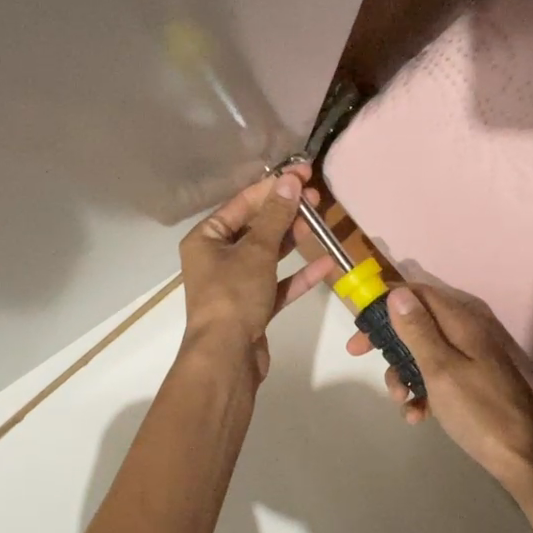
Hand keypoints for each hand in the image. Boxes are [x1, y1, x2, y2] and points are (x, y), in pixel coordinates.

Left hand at [178, 165, 335, 381]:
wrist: (226, 358)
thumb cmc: (233, 297)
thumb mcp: (256, 252)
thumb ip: (275, 217)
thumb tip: (289, 182)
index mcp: (205, 239)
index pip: (242, 203)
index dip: (273, 187)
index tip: (303, 173)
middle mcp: (216, 258)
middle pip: (255, 227)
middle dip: (286, 212)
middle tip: (317, 198)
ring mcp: (234, 285)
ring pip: (268, 255)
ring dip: (293, 239)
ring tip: (321, 222)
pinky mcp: (252, 308)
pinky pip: (277, 284)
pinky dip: (298, 275)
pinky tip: (326, 262)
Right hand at [349, 283, 532, 496]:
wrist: (524, 456)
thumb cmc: (480, 410)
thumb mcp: (441, 369)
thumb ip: (418, 331)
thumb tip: (397, 294)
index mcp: (461, 324)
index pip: (419, 294)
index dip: (386, 301)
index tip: (360, 321)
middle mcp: (465, 336)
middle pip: (416, 324)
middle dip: (387, 341)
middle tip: (358, 355)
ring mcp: (469, 362)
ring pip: (422, 355)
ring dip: (403, 374)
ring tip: (399, 400)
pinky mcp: (469, 386)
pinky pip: (435, 380)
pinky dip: (421, 394)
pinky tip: (417, 417)